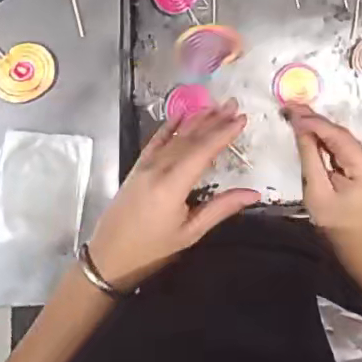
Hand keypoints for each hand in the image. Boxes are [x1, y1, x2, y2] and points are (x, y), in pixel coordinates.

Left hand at [85, 100, 260, 289]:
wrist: (108, 257)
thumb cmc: (152, 250)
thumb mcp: (190, 234)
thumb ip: (221, 209)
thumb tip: (254, 193)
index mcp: (172, 185)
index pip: (203, 151)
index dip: (223, 133)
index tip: (241, 118)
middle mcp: (158, 168)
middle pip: (190, 138)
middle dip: (213, 120)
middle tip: (234, 104)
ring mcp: (145, 166)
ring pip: (174, 136)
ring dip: (195, 119)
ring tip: (215, 105)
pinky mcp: (137, 168)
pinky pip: (155, 141)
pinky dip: (168, 126)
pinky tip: (181, 114)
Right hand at [285, 104, 361, 243]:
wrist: (352, 240)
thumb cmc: (333, 221)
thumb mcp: (316, 190)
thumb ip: (310, 155)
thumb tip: (300, 126)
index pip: (338, 137)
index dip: (314, 122)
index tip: (292, 110)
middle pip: (341, 135)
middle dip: (314, 121)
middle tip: (290, 107)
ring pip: (341, 138)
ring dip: (318, 127)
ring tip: (295, 114)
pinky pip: (342, 146)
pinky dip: (325, 139)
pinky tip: (308, 129)